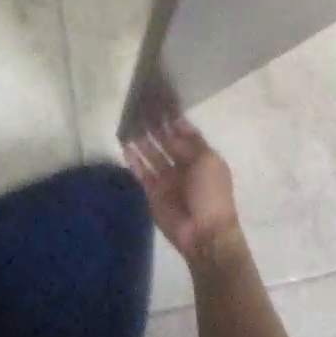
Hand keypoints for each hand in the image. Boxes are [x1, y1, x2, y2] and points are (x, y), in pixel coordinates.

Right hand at [124, 118, 244, 271]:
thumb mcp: (207, 161)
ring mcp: (167, 179)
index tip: (160, 103)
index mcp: (201, 156)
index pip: (185, 133)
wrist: (204, 234)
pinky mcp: (153, 192)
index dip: (174, 120)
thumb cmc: (211, 193)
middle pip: (166, 142)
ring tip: (128, 124)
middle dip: (155, 128)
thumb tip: (175, 122)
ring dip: (142, 142)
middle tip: (139, 110)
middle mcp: (183, 165)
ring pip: (152, 155)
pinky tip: (124, 146)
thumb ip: (189, 142)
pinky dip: (134, 161)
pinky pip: (142, 173)